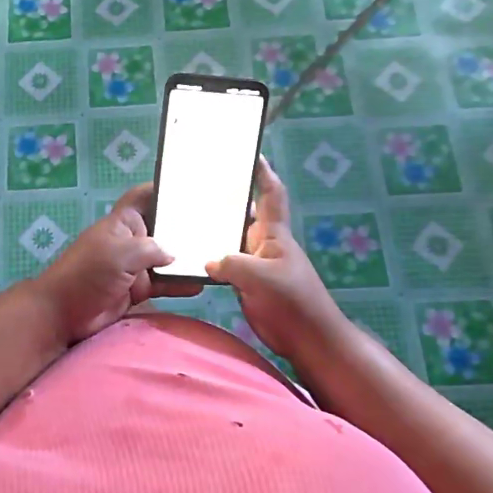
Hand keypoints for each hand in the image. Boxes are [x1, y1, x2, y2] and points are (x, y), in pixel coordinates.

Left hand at [37, 184, 204, 341]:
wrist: (63, 314)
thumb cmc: (87, 274)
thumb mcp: (119, 253)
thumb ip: (151, 249)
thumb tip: (174, 255)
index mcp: (122, 223)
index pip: (143, 197)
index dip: (162, 190)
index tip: (191, 187)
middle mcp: (131, 241)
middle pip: (162, 228)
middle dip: (185, 227)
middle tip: (218, 226)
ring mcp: (134, 267)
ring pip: (166, 258)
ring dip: (186, 259)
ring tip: (216, 256)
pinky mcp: (136, 290)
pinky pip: (163, 284)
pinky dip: (180, 285)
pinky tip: (201, 284)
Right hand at [204, 156, 344, 359]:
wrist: (307, 339)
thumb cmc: (293, 301)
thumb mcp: (261, 277)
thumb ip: (232, 264)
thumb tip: (209, 261)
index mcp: (274, 235)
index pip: (271, 195)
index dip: (263, 174)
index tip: (251, 153)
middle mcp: (263, 245)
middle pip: (243, 215)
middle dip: (226, 201)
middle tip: (197, 188)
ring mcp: (254, 265)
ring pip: (230, 240)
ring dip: (213, 231)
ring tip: (185, 218)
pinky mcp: (246, 284)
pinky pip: (224, 264)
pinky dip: (210, 258)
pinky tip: (190, 256)